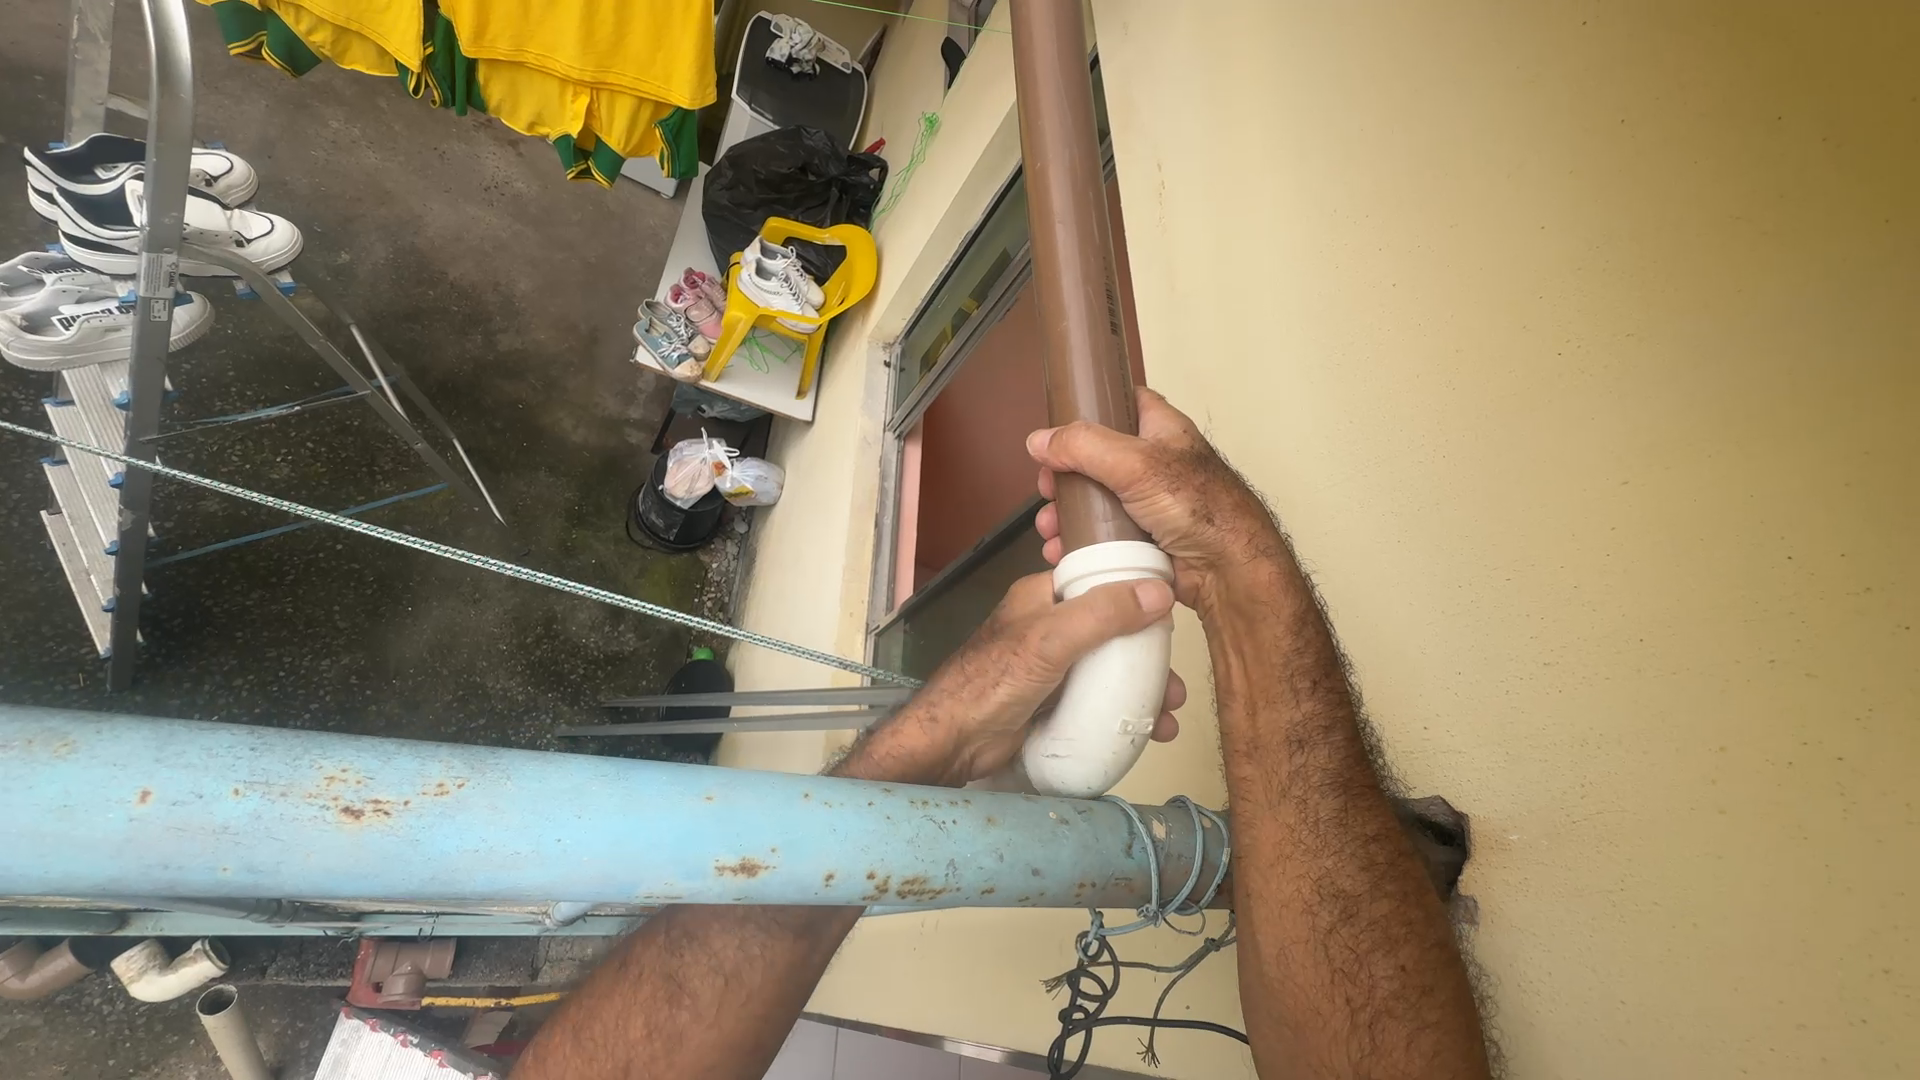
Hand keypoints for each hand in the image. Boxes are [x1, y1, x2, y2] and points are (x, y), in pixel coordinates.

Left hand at [839, 573, 1183, 786]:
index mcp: (1043, 597)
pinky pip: (1099, 701)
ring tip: (1170, 716)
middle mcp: (1050, 626)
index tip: (1174, 615)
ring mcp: (1053, 667)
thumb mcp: (1051, 639)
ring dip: (1144, 690)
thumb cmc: (994, 680)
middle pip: (1112, 631)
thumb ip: (1102, 614)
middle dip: (1149, 656)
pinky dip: (1126, 713)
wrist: (954, 741)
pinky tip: (1151, 732)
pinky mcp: (1054, 701)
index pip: (1098, 581)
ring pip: (1110, 670)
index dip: (1136, 593)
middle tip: (1176, 684)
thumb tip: (1160, 591)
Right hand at [1027, 388, 1284, 611]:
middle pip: (1095, 458)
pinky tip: (1060, 550)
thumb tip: (1036, 440)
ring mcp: (1146, 502)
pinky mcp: (1140, 537)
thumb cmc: (1193, 504)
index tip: (1058, 430)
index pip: (1122, 403)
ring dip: (1065, 513)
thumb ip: (1083, 447)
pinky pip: (1101, 534)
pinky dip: (1078, 542)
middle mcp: (1153, 462)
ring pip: (1093, 500)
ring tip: (1050, 529)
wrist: (1226, 568)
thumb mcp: (1135, 464)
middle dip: (1064, 476)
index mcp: (1160, 429)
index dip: (1089, 410)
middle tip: (1046, 490)